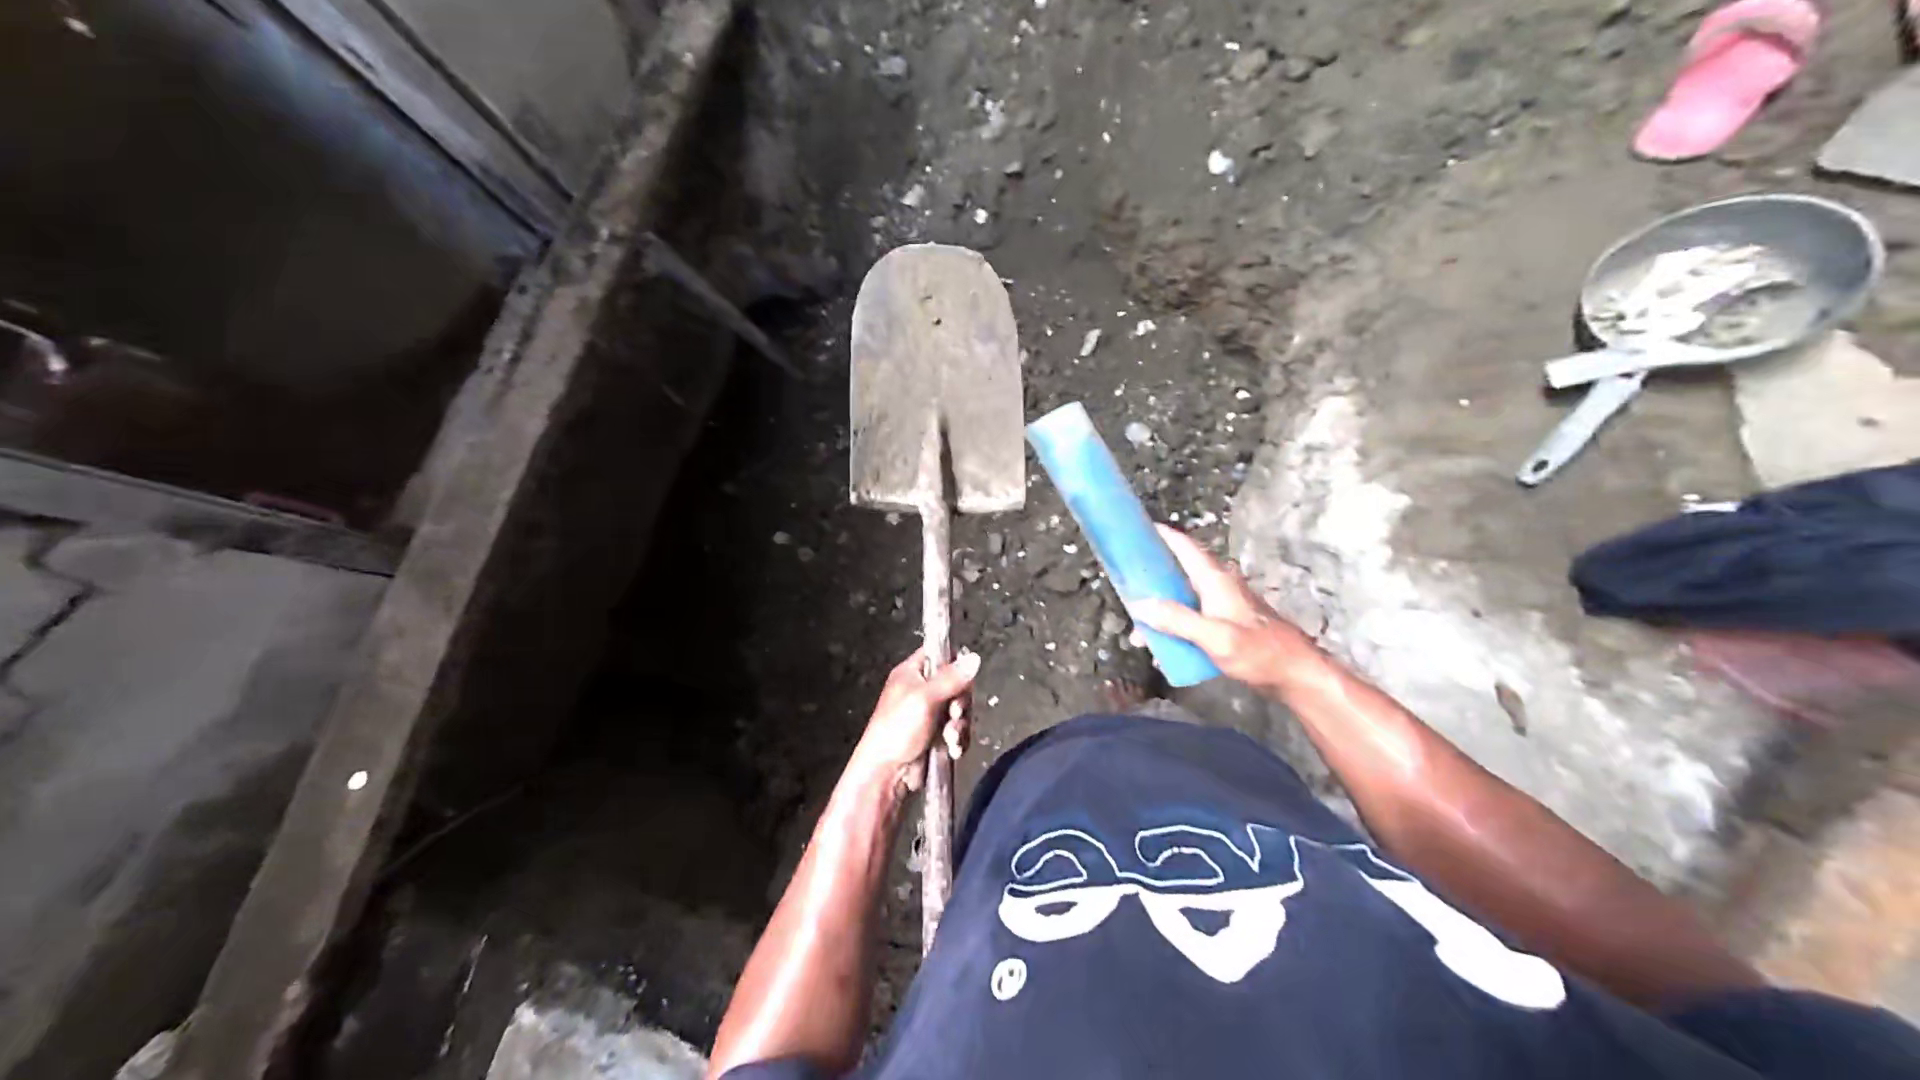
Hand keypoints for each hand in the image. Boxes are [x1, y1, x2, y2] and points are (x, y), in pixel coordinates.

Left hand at [848, 648, 981, 791]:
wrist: (886, 773)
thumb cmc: (898, 728)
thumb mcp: (925, 697)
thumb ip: (951, 678)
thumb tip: (974, 657)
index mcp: (912, 673)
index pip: (938, 654)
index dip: (954, 662)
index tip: (964, 677)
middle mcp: (921, 690)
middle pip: (957, 684)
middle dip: (960, 702)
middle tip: (953, 714)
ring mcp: (929, 714)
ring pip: (960, 710)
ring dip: (959, 726)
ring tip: (949, 738)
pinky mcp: (936, 736)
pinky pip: (958, 731)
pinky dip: (958, 741)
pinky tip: (952, 750)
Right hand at [1133, 525, 1320, 694]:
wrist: (1296, 675)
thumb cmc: (1260, 652)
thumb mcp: (1215, 637)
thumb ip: (1178, 620)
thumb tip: (1141, 605)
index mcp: (1216, 581)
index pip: (1185, 547)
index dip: (1162, 535)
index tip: (1137, 530)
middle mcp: (1218, 587)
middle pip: (1179, 572)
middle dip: (1152, 579)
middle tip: (1126, 587)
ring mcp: (1223, 605)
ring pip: (1183, 599)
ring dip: (1160, 611)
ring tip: (1140, 632)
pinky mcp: (1226, 624)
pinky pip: (1191, 617)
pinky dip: (1175, 626)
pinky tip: (1164, 648)